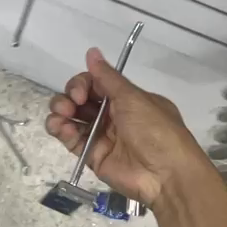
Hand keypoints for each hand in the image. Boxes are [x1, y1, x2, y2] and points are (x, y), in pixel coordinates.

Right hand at [44, 47, 203, 205]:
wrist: (166, 175)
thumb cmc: (155, 131)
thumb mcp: (134, 98)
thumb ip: (107, 77)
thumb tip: (91, 51)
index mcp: (126, 99)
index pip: (94, 84)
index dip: (82, 85)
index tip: (79, 93)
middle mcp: (112, 115)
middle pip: (79, 100)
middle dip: (68, 98)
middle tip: (69, 105)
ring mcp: (101, 135)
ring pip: (71, 118)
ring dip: (61, 113)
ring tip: (61, 117)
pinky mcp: (91, 155)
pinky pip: (71, 139)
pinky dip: (61, 131)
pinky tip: (61, 129)